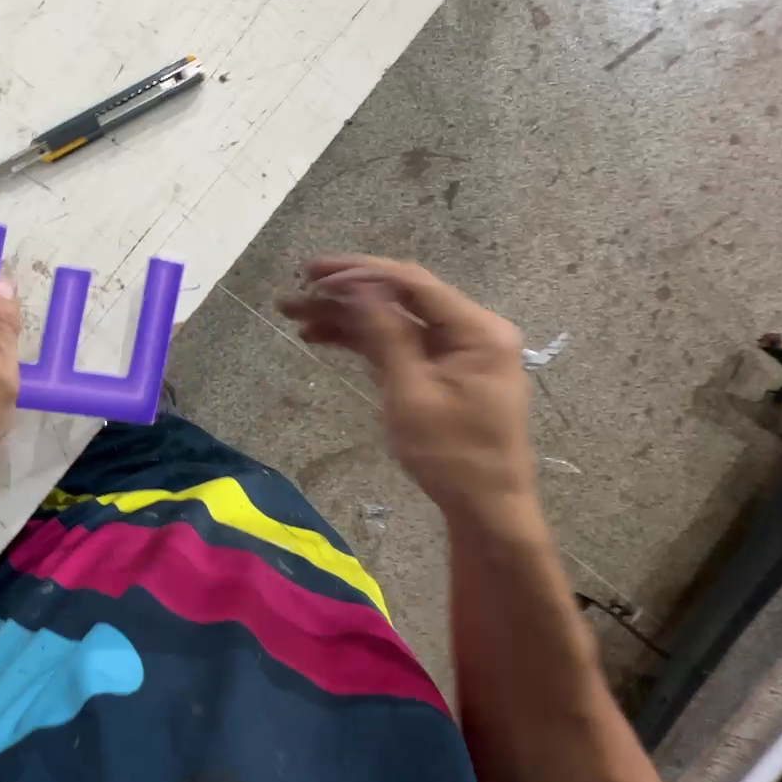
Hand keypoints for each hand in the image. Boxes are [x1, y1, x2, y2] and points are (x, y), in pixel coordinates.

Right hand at [278, 256, 534, 520]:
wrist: (485, 508)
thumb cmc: (452, 455)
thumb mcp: (412, 393)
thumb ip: (386, 335)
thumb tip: (358, 287)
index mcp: (476, 330)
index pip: (410, 283)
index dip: (358, 273)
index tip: (313, 274)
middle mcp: (469, 331)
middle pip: (398, 297)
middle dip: (345, 293)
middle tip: (297, 288)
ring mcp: (455, 351)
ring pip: (391, 320)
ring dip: (345, 317)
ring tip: (295, 315)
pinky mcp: (440, 370)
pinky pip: (397, 343)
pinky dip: (361, 341)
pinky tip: (321, 337)